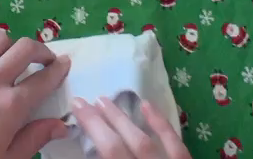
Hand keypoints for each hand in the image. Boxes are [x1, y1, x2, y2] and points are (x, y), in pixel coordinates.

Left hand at [0, 28, 70, 158]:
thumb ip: (34, 139)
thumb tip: (60, 124)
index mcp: (10, 107)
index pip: (43, 80)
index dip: (58, 69)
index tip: (65, 63)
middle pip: (24, 48)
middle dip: (40, 50)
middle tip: (43, 59)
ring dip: (10, 45)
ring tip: (11, 56)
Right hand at [70, 97, 191, 158]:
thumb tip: (90, 148)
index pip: (109, 151)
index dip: (92, 126)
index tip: (76, 105)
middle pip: (123, 144)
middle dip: (102, 121)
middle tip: (85, 100)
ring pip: (146, 142)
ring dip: (124, 120)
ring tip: (105, 101)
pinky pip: (176, 146)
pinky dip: (162, 125)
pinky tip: (148, 105)